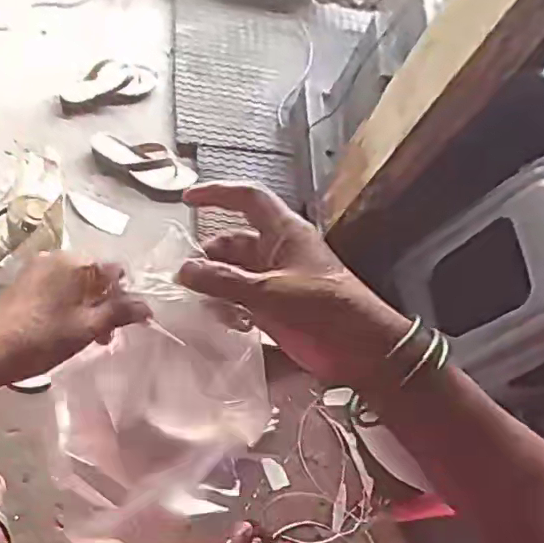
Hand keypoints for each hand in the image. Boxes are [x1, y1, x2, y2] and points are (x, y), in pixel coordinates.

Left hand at [0, 249, 150, 388]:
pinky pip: (58, 288)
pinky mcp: (24, 283)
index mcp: (76, 262)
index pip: (116, 270)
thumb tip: (147, 307)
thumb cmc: (43, 338)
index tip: (127, 322)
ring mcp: (37, 269)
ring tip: (88, 336)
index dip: (126, 295)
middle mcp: (56, 257)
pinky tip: (66, 329)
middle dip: (106, 302)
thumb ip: (120, 313)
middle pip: (95, 275)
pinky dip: (68, 305)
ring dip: (88, 306)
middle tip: (106, 334)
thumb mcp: (87, 328)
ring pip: (76, 283)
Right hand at [177, 182, 409, 387]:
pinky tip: (218, 321)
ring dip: (216, 286)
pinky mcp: (277, 310)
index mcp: (284, 234)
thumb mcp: (270, 291)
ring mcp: (277, 283)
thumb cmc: (324, 309)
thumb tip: (184, 270)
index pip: (248, 199)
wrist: (360, 348)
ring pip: (235, 275)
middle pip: (234, 243)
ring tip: (197, 302)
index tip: (188, 198)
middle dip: (208, 256)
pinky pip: (243, 301)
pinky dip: (228, 308)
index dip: (218, 193)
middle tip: (183, 275)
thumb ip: (224, 281)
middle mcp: (279, 253)